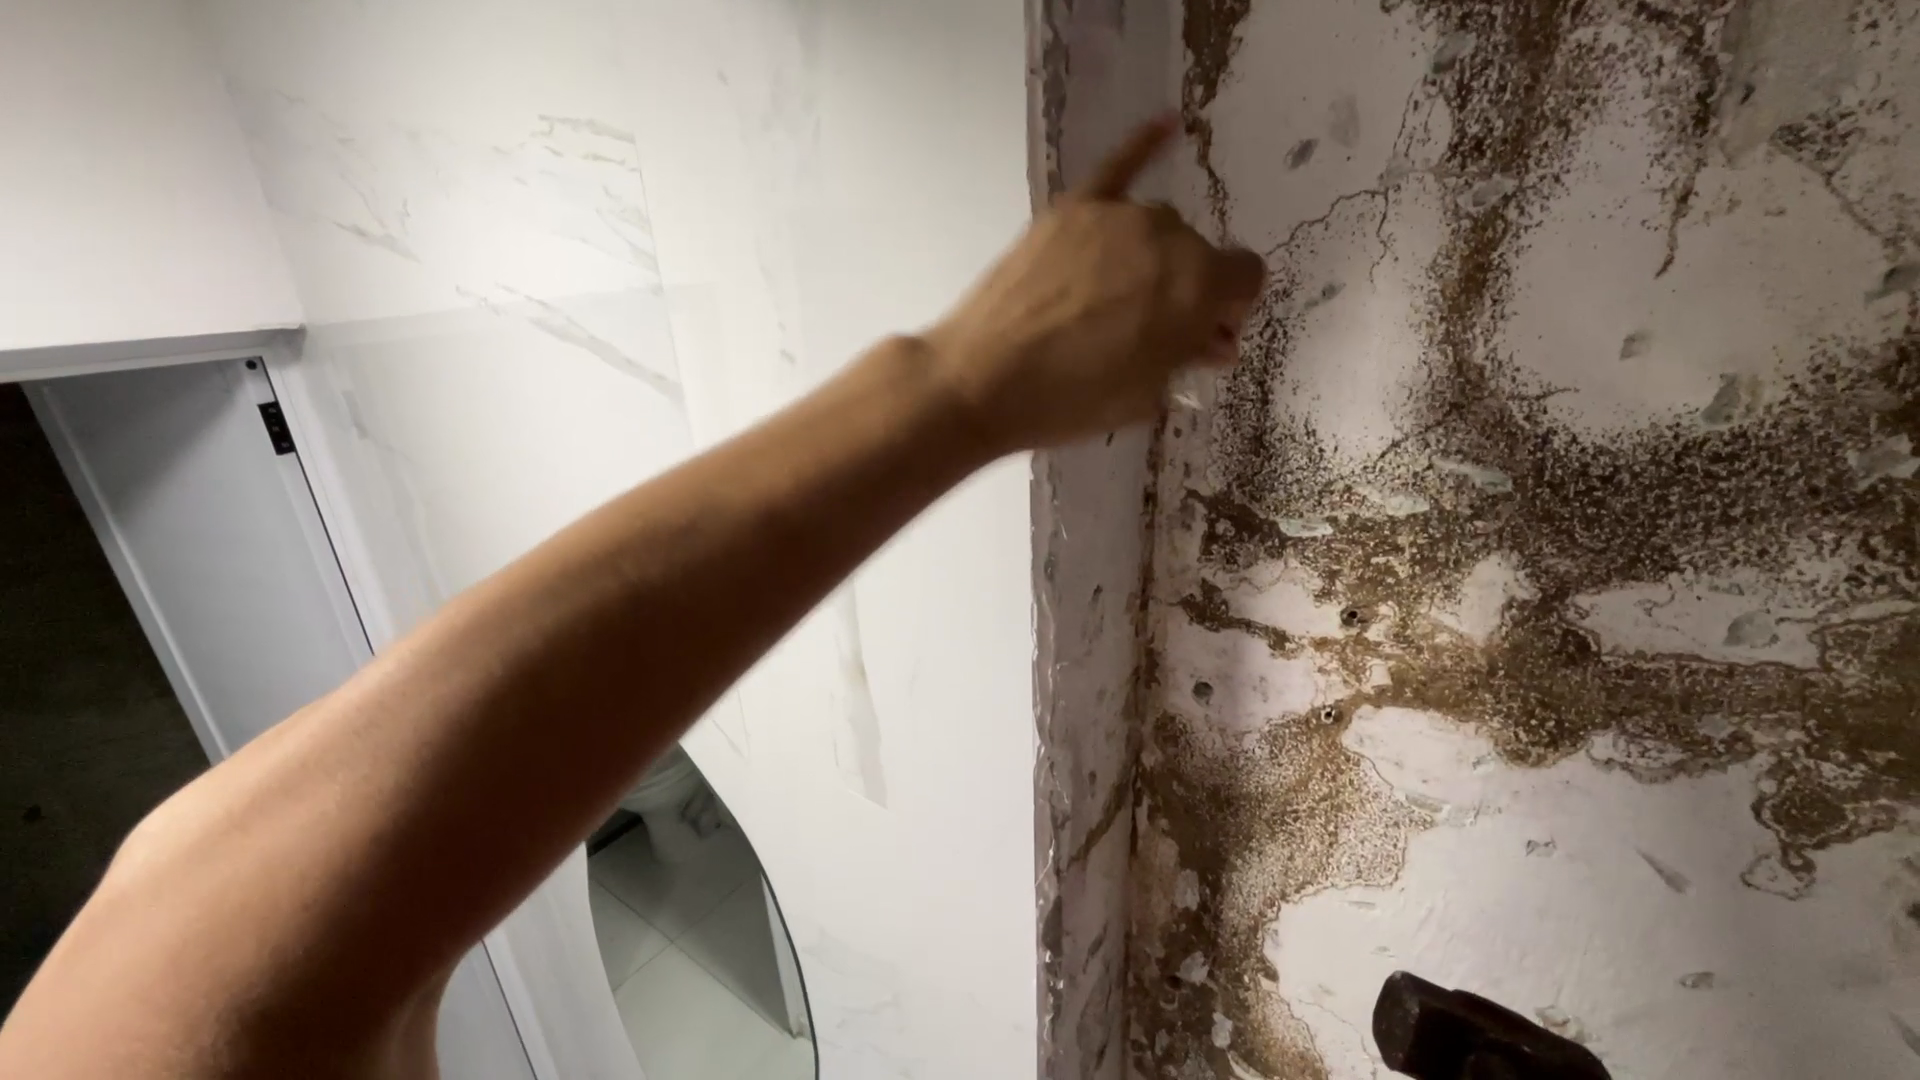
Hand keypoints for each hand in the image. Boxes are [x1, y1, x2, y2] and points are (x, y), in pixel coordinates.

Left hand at [921, 114, 1267, 451]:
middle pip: (1198, 254)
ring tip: (1121, 296)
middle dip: (1190, 289)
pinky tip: (1167, 125)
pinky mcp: (1070, 211)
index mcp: (1198, 285)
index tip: (1203, 335)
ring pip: (1157, 227)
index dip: (1228, 309)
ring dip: (1155, 257)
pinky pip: (1116, 167)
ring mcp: (1115, 217)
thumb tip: (1212, 340)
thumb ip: (1187, 357)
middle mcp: (1167, 236)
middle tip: (1155, 330)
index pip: (1244, 279)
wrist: (982, 381)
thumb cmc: (1070, 402)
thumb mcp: (1144, 395)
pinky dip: (1143, 146)